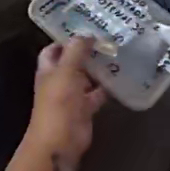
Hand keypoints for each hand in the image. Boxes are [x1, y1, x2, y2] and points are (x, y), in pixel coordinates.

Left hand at [29, 37, 106, 161]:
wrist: (60, 142)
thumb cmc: (58, 103)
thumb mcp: (66, 72)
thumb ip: (76, 51)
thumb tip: (87, 34)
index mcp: (48, 70)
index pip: (53, 49)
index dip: (65, 39)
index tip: (85, 29)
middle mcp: (59, 80)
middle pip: (72, 62)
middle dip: (86, 52)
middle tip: (107, 38)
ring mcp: (72, 96)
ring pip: (86, 77)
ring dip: (98, 68)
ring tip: (117, 53)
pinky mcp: (85, 109)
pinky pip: (97, 94)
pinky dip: (107, 87)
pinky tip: (121, 78)